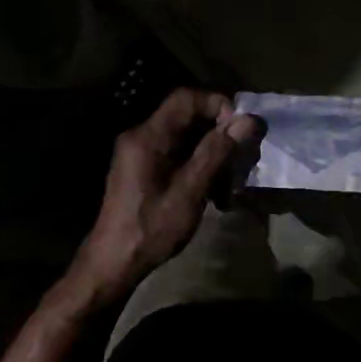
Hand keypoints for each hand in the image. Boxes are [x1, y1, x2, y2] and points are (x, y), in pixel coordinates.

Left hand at [70, 89, 262, 305]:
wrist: (113, 264)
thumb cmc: (151, 229)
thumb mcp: (190, 192)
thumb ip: (217, 152)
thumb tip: (247, 120)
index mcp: (148, 136)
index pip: (186, 98)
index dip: (217, 105)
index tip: (240, 131)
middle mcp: (141, 136)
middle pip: (188, 116)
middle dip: (219, 133)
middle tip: (242, 159)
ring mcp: (141, 153)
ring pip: (185, 137)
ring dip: (212, 153)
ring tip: (231, 183)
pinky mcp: (143, 169)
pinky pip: (177, 153)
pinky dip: (199, 165)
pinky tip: (215, 193)